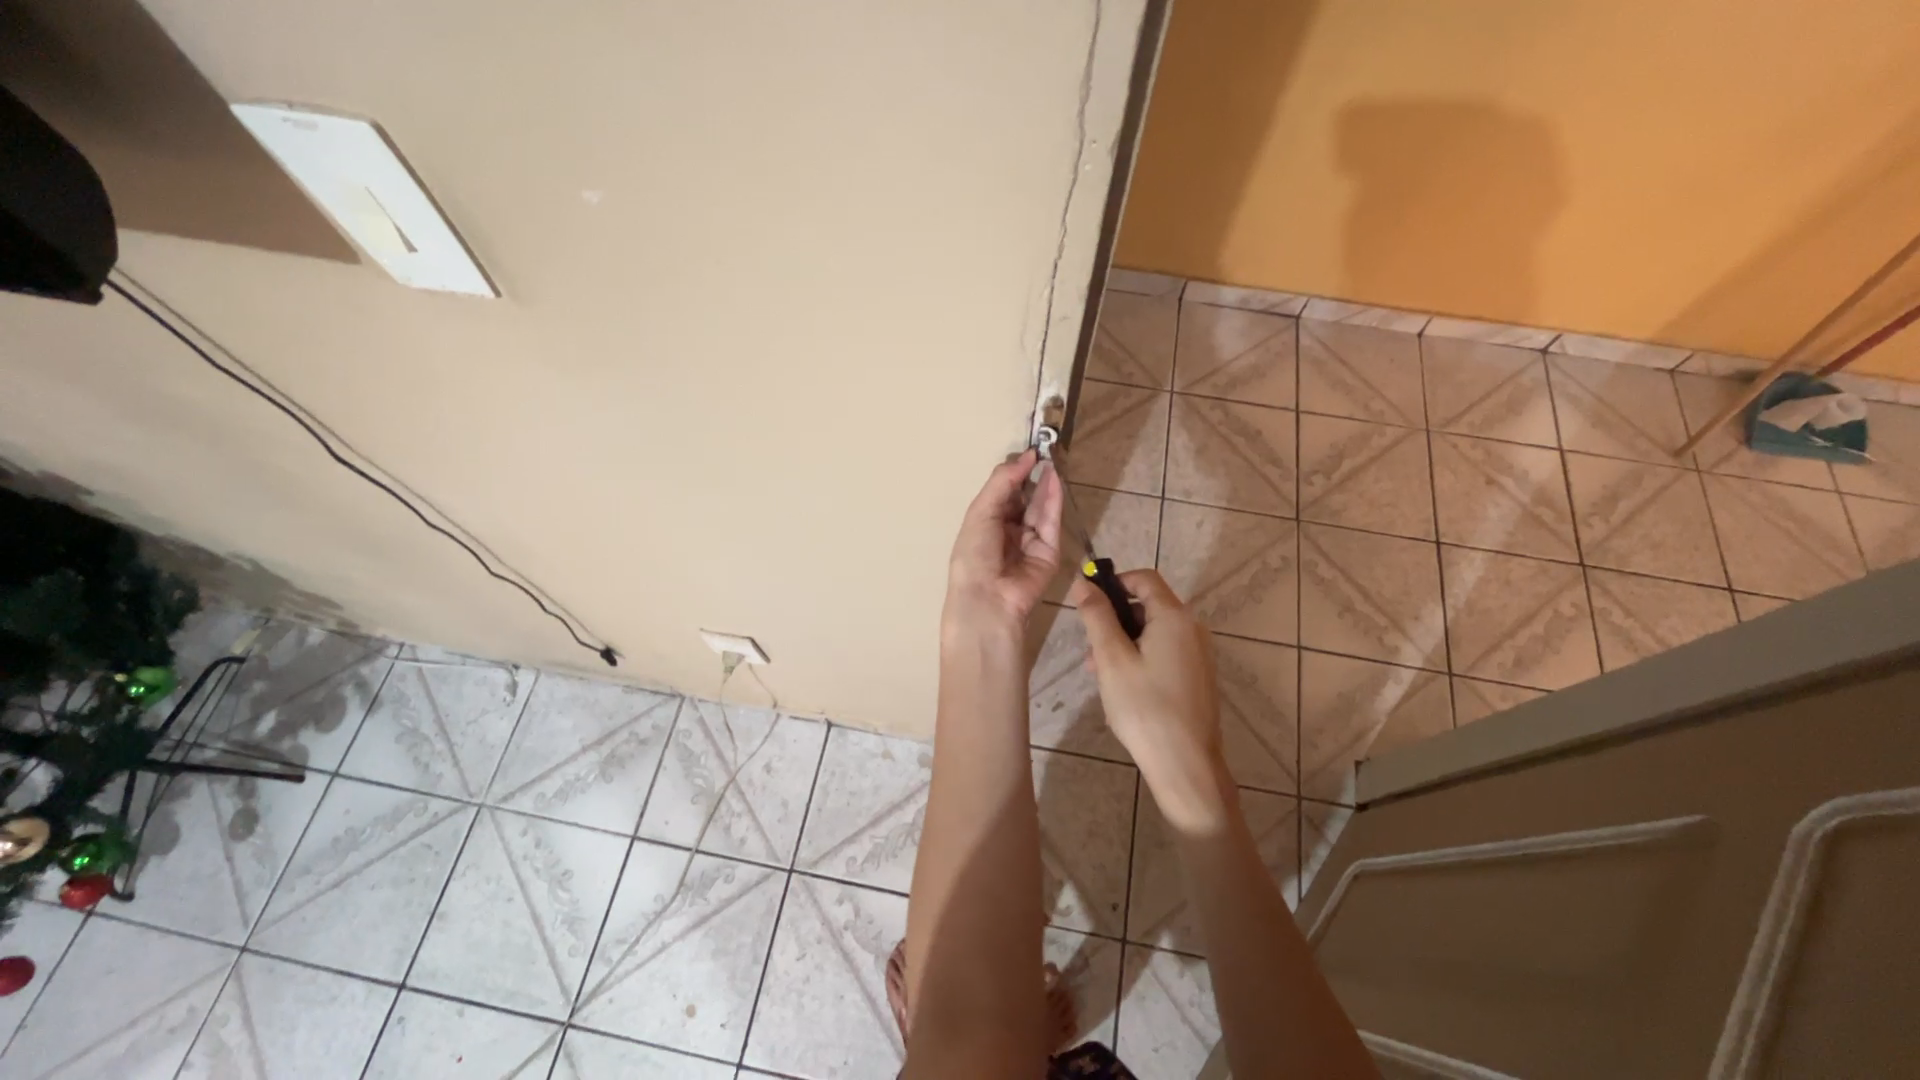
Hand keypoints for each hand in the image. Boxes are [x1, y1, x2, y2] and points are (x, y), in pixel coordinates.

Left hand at [943, 448, 1062, 638]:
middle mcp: (1008, 531)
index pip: (1003, 492)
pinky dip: (1054, 500)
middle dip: (1031, 477)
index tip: (1027, 452)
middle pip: (1023, 498)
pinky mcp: (1049, 551)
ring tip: (1050, 459)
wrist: (988, 598)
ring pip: (1040, 508)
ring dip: (1045, 484)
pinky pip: (1051, 521)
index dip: (1013, 473)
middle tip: (1043, 451)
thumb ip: (1002, 482)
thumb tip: (1026, 456)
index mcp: (985, 524)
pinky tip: (1054, 479)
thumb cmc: (974, 554)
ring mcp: (1030, 541)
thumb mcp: (981, 512)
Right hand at [1072, 569, 1233, 834]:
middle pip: (1148, 606)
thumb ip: (1097, 616)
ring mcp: (1198, 654)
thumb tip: (1084, 582)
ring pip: (1153, 634)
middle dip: (1114, 621)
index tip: (1088, 604)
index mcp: (1174, 617)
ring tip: (1101, 677)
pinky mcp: (1197, 677)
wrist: (1185, 763)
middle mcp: (1193, 629)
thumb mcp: (1112, 659)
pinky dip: (1140, 660)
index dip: (1114, 582)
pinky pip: (1164, 654)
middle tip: (1090, 653)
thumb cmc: (1145, 707)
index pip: (1144, 578)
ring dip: (1124, 644)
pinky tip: (1123, 690)